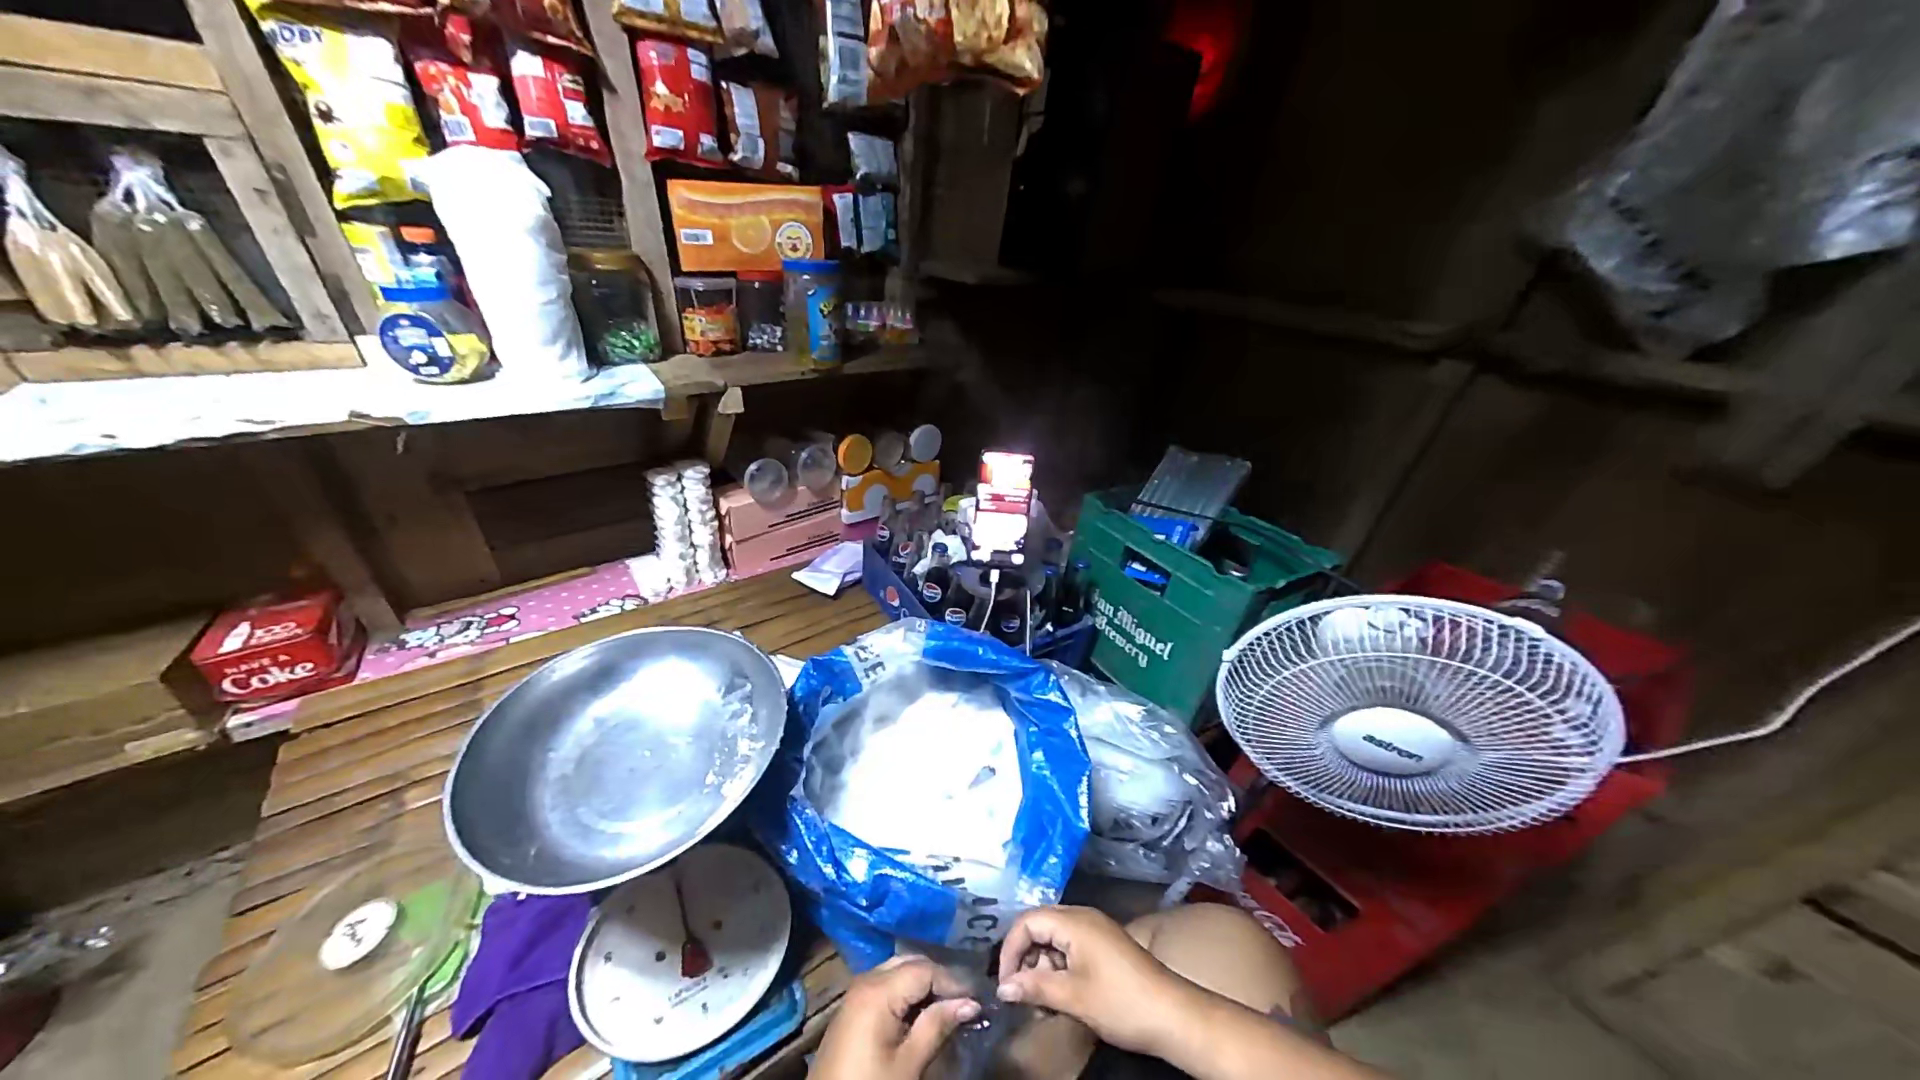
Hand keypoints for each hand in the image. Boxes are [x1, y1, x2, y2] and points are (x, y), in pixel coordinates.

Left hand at [812, 955, 979, 1079]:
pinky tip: (920, 1011)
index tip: (977, 998)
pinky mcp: (852, 1006)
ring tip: (947, 1005)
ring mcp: (856, 991)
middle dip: (939, 978)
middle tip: (964, 999)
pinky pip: (885, 983)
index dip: (954, 981)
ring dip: (923, 983)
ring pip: (898, 970)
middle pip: (911, 963)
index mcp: (879, 990)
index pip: (926, 969)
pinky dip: (906, 991)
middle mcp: (867, 979)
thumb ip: (937, 1026)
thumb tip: (970, 1003)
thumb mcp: (908, 1063)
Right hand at [995, 905, 1194, 1056]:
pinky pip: (1071, 948)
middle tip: (1023, 995)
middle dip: (1026, 961)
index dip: (1010, 950)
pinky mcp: (1105, 946)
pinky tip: (1061, 998)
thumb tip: (1002, 988)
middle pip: (1039, 927)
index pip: (1027, 921)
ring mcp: (1096, 931)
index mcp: (1074, 921)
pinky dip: (1060, 970)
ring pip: (1054, 940)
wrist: (1175, 1016)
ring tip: (1043, 1004)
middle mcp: (1083, 917)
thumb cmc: (1121, 1002)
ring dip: (1043, 970)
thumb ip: (1033, 987)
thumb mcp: (1073, 997)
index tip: (1005, 984)